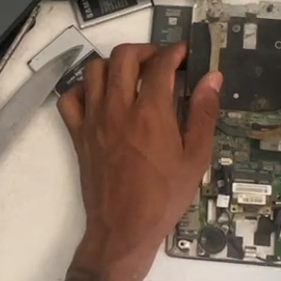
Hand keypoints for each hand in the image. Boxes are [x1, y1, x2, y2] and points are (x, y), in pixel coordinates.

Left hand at [57, 44, 221, 277]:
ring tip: (129, 76)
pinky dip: (82, 90)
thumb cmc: (164, 198)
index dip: (174, 52)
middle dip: (144, 50)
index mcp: (151, 113)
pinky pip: (69, 99)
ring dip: (113, 65)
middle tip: (158, 62)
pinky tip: (99, 98)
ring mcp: (93, 120)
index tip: (183, 53)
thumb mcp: (195, 158)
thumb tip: (211, 79)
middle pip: (123, 57)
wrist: (123, 229)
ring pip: (94, 70)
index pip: (160, 64)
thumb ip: (203, 114)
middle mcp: (118, 109)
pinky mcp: (77, 134)